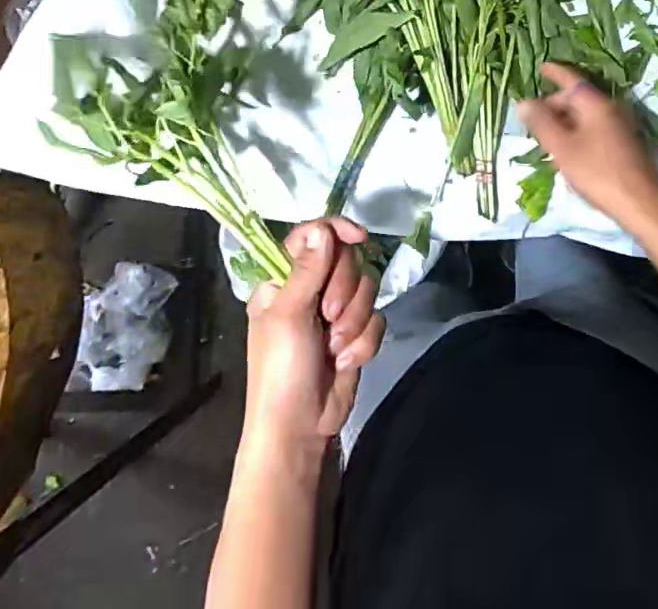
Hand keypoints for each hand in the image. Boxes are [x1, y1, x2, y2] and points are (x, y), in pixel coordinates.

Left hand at [242, 217, 386, 453]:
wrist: (300, 428)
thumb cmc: (280, 369)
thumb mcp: (288, 315)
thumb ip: (307, 270)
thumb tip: (322, 229)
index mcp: (284, 279)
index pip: (312, 236)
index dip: (336, 231)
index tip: (357, 236)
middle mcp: (311, 289)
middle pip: (347, 260)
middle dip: (344, 290)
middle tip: (327, 317)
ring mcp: (335, 311)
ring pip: (366, 289)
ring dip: (353, 321)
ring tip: (334, 347)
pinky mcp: (356, 334)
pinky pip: (377, 319)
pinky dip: (364, 342)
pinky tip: (346, 362)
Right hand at [517, 62, 657, 227]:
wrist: (640, 204)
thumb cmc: (598, 172)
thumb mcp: (562, 147)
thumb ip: (541, 122)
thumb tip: (523, 102)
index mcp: (596, 104)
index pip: (572, 80)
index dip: (555, 72)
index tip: (541, 66)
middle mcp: (610, 109)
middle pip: (576, 99)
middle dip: (553, 105)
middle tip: (532, 119)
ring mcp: (619, 126)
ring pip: (584, 116)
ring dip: (563, 123)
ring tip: (544, 139)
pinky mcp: (622, 143)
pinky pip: (593, 129)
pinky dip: (575, 134)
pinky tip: (564, 153)